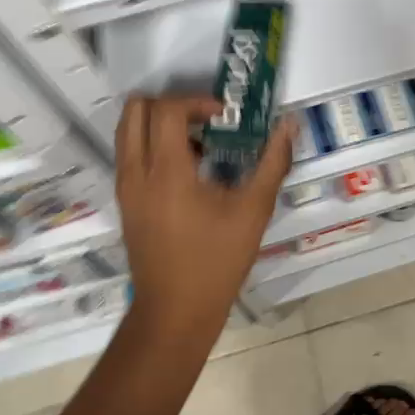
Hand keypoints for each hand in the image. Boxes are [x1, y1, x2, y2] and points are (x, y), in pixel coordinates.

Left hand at [114, 96, 293, 339]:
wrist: (175, 314)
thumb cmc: (216, 262)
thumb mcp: (253, 211)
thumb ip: (272, 162)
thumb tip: (289, 124)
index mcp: (167, 171)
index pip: (167, 109)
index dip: (196, 101)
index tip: (224, 116)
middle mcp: (137, 172)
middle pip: (136, 109)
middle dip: (170, 102)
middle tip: (204, 118)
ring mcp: (126, 187)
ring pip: (127, 129)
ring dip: (158, 122)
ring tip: (197, 141)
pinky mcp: (125, 202)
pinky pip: (129, 153)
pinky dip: (152, 144)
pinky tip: (187, 168)